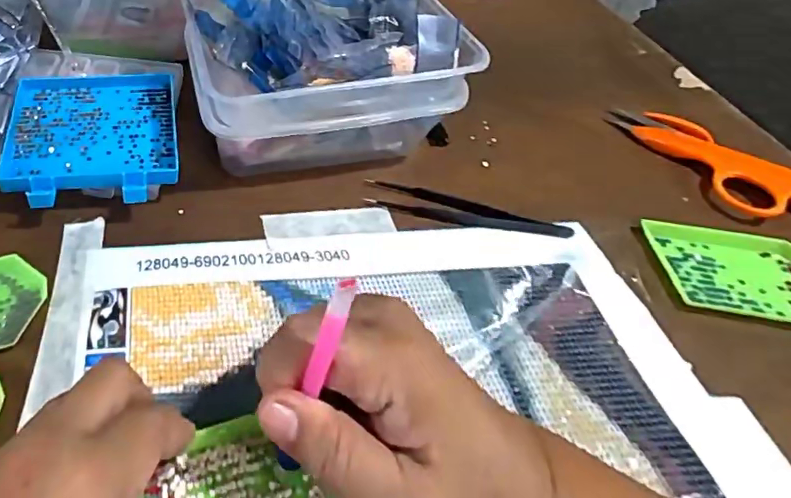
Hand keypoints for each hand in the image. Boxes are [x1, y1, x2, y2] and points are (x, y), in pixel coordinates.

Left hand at [0, 357, 190, 497]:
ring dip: (108, 413)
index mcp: (92, 471)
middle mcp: (58, 440)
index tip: (185, 443)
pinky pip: (52, 420)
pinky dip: (77, 431)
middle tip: (154, 439)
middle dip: (143, 399)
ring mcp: (23, 442)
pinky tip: (77, 476)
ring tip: (118, 459)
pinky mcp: (0, 457)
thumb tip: (154, 473)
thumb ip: (136, 488)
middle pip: (114, 378)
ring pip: (80, 393)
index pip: (151, 421)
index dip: (177, 430)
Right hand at [254, 294, 651, 497]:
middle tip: (327, 442)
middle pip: (301, 333)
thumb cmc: (467, 492)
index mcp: (389, 352)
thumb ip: (332, 450)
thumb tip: (266, 406)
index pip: (298, 337)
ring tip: (348, 429)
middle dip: (297, 385)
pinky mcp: (385, 319)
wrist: (524, 479)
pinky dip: (329, 372)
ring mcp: (383, 311)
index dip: (280, 382)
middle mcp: (381, 313)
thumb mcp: (400, 496)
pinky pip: (330, 334)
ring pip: (311, 334)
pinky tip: (357, 407)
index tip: (297, 437)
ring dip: (311, 382)